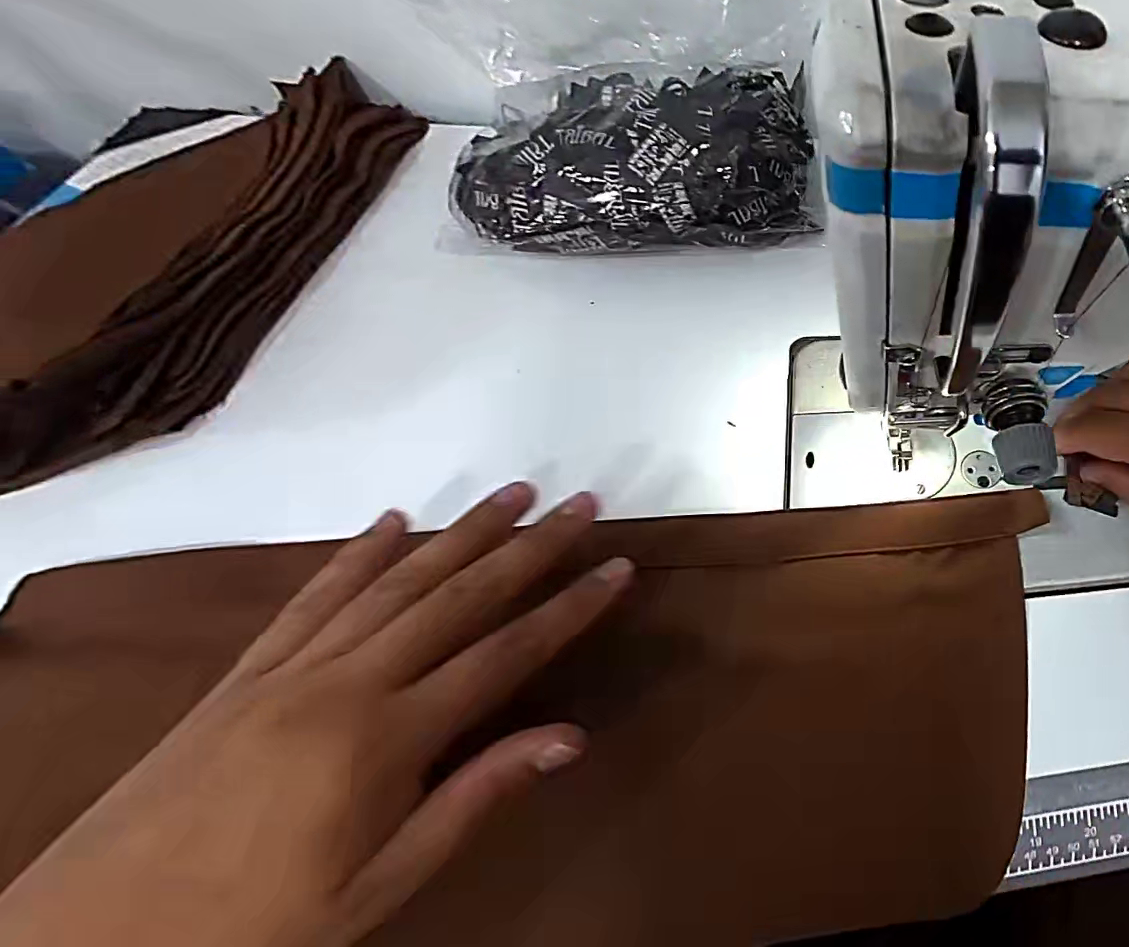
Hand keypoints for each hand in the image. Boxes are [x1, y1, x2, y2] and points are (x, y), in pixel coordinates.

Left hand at [0, 484, 629, 946]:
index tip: (619, 567)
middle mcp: (346, 684)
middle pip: (461, 596)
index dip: (572, 607)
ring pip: (396, 581)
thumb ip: (477, 798)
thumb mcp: (377, 886)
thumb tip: (572, 737)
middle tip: (580, 503)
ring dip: (463, 531)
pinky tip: (394, 519)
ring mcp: (289, 671)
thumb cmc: (251, 930)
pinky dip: (357, 553)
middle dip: (530, 545)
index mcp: (387, 737)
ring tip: (513, 493)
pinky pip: (312, 599)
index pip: (509, 651)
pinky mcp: (241, 674)